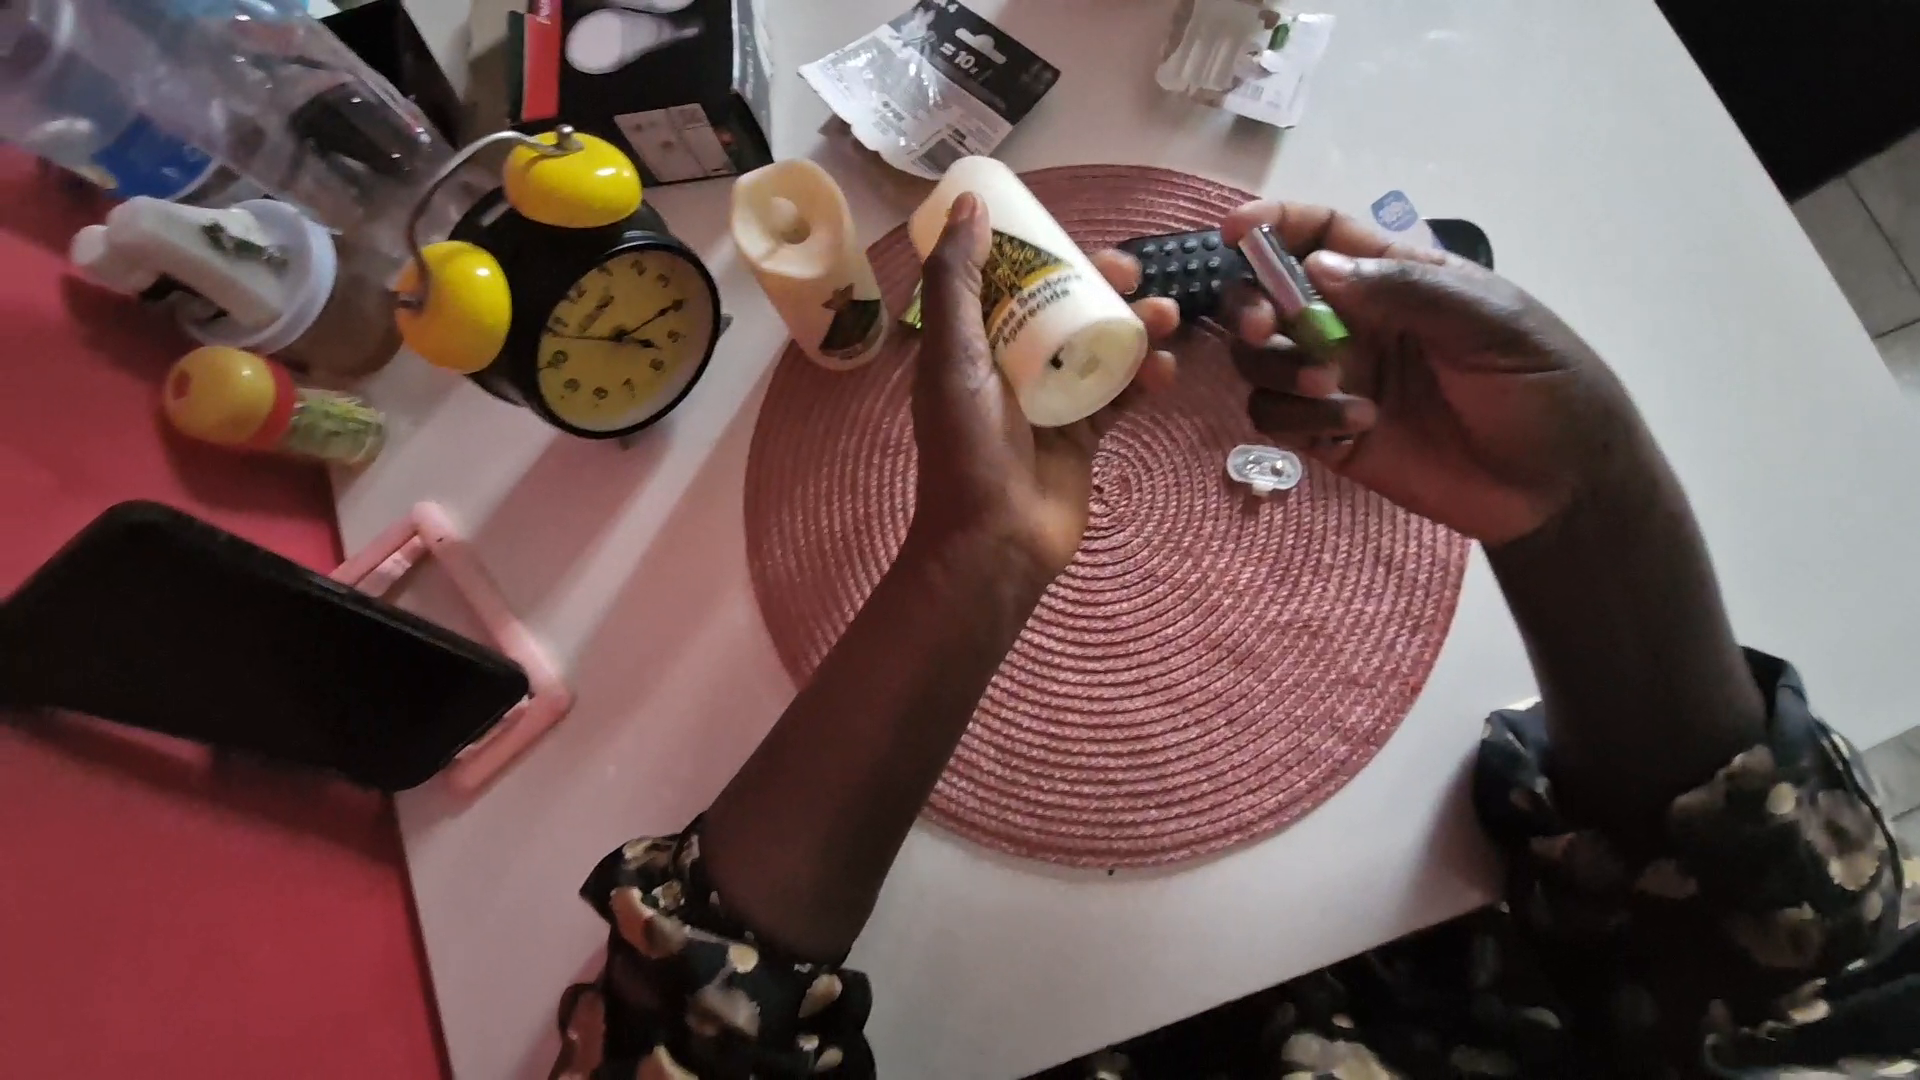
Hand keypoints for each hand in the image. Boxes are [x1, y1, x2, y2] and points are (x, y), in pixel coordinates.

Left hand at [911, 193, 1178, 579]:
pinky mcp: (1086, 433)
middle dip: (1102, 286)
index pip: (1013, 283)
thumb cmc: (968, 447)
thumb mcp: (950, 357)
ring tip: (1166, 319)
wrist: (997, 538)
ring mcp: (1053, 400)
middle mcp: (1013, 367)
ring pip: (1100, 346)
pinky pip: (1121, 394)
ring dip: (1136, 327)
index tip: (1077, 240)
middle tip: (1131, 276)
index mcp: (974, 345)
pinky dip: (1145, 379)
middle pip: (1064, 309)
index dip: (1046, 256)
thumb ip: (956, 282)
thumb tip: (968, 207)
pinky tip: (1165, 372)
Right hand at [1219, 202, 1647, 544]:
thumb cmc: (1542, 386)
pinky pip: (1274, 416)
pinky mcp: (1323, 434)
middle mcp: (1349, 325)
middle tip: (1266, 330)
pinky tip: (1356, 427)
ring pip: (1258, 362)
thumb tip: (1315, 265)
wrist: (1555, 488)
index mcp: (1393, 279)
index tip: (1233, 232)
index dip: (1272, 225)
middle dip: (1250, 308)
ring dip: (1279, 370)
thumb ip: (1404, 290)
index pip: (1319, 234)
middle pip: (1265, 300)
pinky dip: (1298, 419)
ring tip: (1333, 388)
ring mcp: (1332, 381)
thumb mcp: (1491, 323)